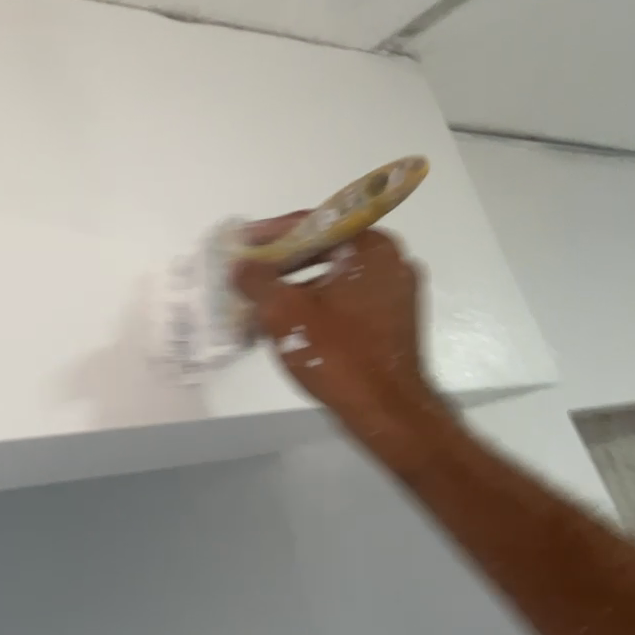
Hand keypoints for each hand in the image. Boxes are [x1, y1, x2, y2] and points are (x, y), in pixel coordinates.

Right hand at [230, 214, 447, 428]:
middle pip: (324, 247)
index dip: (268, 233)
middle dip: (280, 258)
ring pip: (333, 274)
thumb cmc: (336, 353)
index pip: (311, 224)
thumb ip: (256, 279)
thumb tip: (240, 264)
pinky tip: (287, 318)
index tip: (238, 243)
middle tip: (245, 268)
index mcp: (371, 248)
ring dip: (294, 281)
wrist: (386, 410)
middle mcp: (391, 261)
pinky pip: (345, 297)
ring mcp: (396, 291)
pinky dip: (315, 300)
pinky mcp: (394, 318)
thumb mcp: (282, 311)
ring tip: (259, 296)